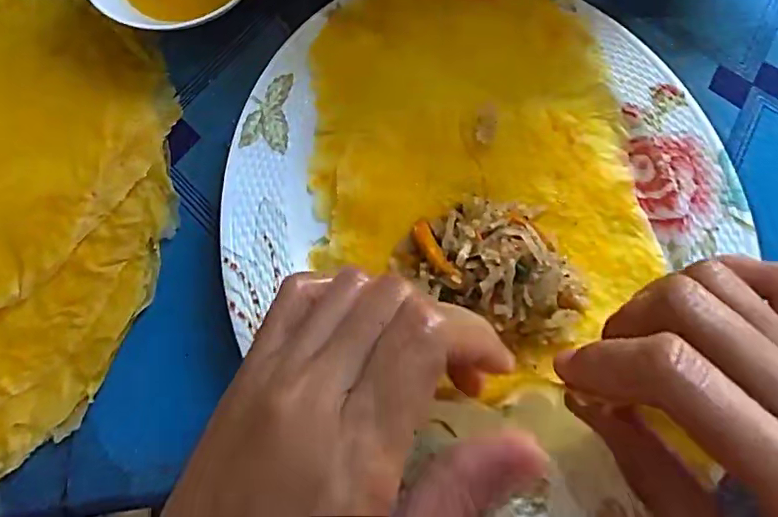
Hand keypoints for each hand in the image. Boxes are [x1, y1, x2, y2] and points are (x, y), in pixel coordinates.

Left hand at [167, 269, 548, 516]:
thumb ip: (458, 493)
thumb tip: (531, 446)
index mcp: (354, 445)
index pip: (422, 333)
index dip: (471, 334)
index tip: (495, 371)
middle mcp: (312, 387)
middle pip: (391, 297)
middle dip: (438, 319)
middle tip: (456, 375)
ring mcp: (272, 368)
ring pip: (348, 284)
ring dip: (391, 305)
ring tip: (406, 355)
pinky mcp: (246, 364)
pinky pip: (297, 292)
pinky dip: (336, 293)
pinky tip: (351, 331)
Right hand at [555, 257, 777, 516]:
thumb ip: (656, 481)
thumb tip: (589, 403)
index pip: (678, 371)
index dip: (606, 363)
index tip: (567, 376)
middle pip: (696, 306)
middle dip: (627, 325)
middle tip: (605, 365)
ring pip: (730, 281)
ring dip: (664, 297)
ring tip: (643, 338)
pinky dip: (733, 276)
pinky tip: (703, 307)